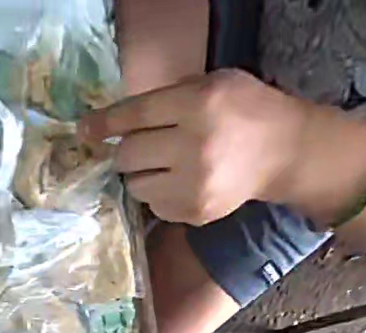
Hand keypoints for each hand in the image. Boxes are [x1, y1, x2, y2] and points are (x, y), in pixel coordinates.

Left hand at [80, 69, 365, 225]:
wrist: (281, 152)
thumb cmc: (243, 110)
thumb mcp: (212, 86)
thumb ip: (168, 100)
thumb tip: (117, 122)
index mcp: (198, 106)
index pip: (137, 115)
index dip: (105, 124)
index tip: (84, 130)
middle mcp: (193, 148)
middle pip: (127, 156)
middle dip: (127, 151)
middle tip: (141, 148)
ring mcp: (192, 186)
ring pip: (135, 185)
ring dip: (140, 174)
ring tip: (163, 165)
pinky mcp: (192, 212)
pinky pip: (153, 205)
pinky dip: (158, 194)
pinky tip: (179, 183)